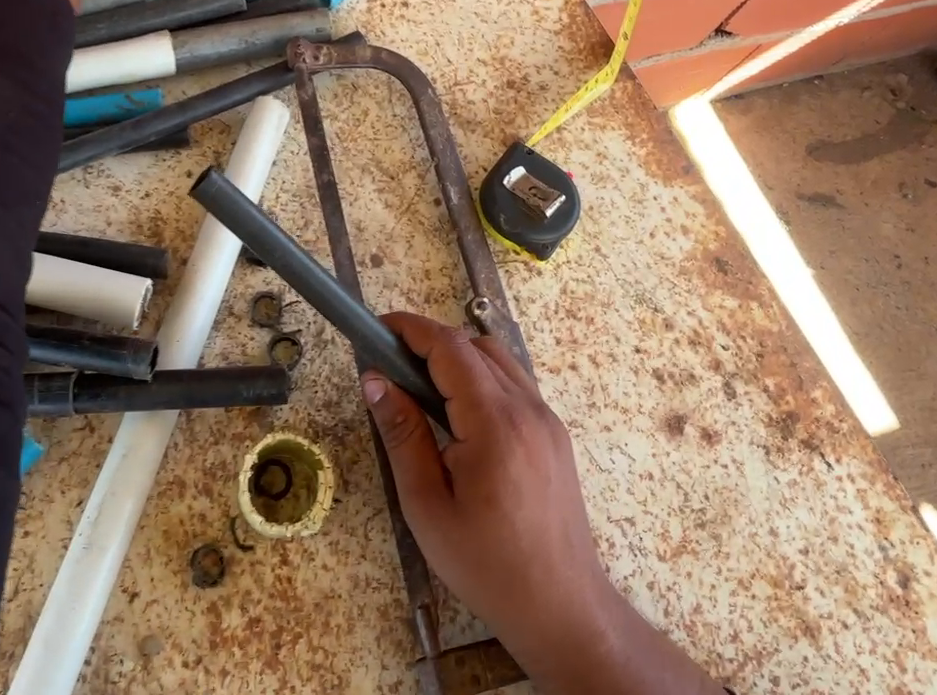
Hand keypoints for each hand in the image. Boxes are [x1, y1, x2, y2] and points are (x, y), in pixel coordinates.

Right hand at [363, 313, 722, 694]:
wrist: (562, 607)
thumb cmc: (486, 563)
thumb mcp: (426, 504)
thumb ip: (402, 434)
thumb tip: (374, 380)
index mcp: (495, 423)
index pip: (450, 348)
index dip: (411, 328)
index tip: (377, 328)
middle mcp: (528, 409)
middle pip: (475, 346)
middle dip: (429, 342)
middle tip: (389, 367)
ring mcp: (547, 420)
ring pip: (498, 361)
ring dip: (457, 358)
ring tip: (420, 390)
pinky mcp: (555, 435)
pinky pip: (514, 384)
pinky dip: (481, 378)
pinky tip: (458, 414)